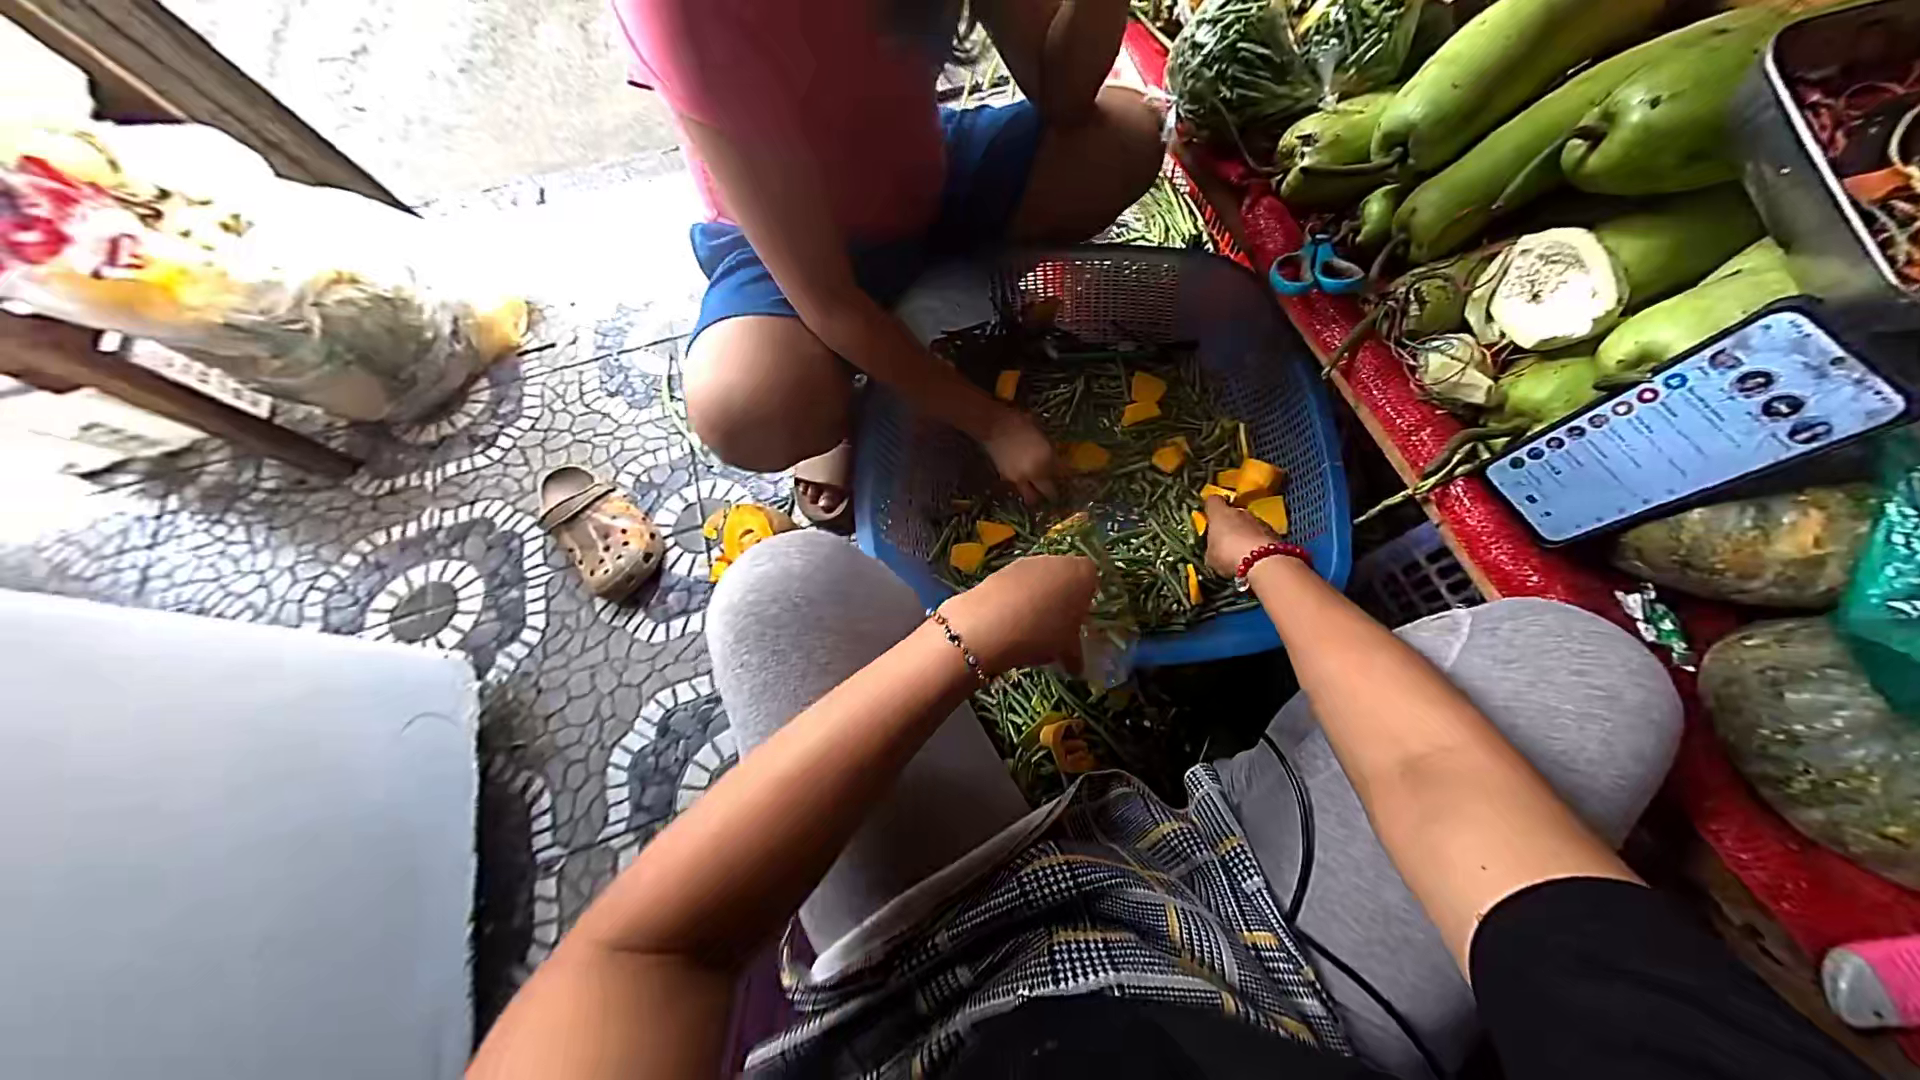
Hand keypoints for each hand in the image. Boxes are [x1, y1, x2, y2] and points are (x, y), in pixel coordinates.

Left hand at [938, 555, 1097, 676]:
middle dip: (1061, 598)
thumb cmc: (1043, 633)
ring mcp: (1027, 562)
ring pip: (1039, 579)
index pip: (1091, 578)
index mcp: (1082, 574)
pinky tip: (1008, 619)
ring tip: (1028, 626)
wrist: (991, 624)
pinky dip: (1015, 597)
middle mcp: (1057, 561)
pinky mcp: (1002, 568)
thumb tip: (1076, 667)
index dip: (1085, 599)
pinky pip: (1016, 583)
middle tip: (1055, 625)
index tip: (1077, 619)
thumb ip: (1075, 655)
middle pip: (1064, 577)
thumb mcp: (1066, 650)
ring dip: (1037, 597)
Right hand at [977, 407, 1058, 503]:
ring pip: (1032, 496)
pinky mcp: (1006, 479)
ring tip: (1039, 491)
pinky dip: (1023, 487)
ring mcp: (1019, 479)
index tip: (1068, 475)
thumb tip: (1056, 459)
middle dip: (1053, 492)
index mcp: (1046, 459)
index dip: (1067, 475)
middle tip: (1055, 489)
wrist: (992, 425)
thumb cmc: (1018, 421)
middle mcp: (1035, 473)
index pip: (1063, 473)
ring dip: (1037, 495)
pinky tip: (1024, 480)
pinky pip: (1019, 488)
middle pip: (1049, 491)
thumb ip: (1050, 449)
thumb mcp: (1041, 431)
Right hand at [1202, 494, 1281, 577]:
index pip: (1213, 501)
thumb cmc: (1228, 554)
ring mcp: (1260, 521)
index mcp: (1220, 513)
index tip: (1208, 516)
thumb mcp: (1210, 556)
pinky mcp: (1275, 533)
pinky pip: (1261, 535)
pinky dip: (1258, 543)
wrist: (1264, 562)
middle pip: (1233, 513)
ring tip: (1240, 552)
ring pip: (1249, 524)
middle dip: (1229, 524)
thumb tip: (1213, 550)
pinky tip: (1254, 557)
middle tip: (1224, 540)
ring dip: (1245, 534)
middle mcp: (1240, 512)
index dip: (1210, 508)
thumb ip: (1211, 548)